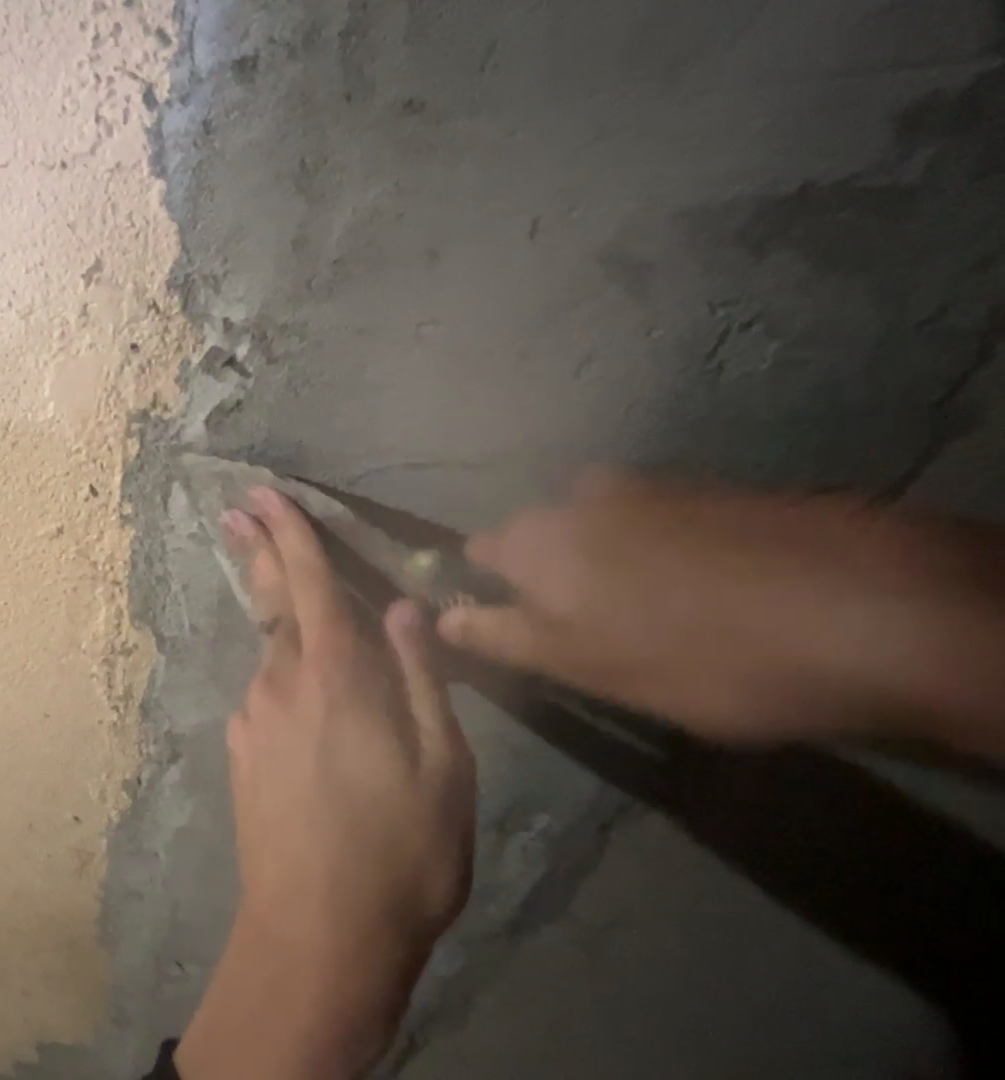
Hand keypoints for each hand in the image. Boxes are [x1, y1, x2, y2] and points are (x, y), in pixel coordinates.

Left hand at [176, 487, 475, 1079]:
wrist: (317, 933)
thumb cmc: (401, 854)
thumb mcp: (445, 770)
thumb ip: (420, 679)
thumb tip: (403, 610)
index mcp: (337, 677)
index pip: (309, 583)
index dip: (291, 533)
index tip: (266, 494)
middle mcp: (281, 684)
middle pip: (274, 604)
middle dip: (259, 552)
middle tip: (237, 512)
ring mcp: (251, 719)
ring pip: (271, 652)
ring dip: (278, 615)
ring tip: (287, 593)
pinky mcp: (239, 753)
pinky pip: (265, 695)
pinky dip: (282, 672)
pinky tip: (300, 690)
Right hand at [437, 470, 1004, 751]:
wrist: (874, 610)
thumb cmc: (695, 654)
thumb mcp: (582, 666)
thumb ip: (501, 637)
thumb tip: (437, 617)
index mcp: (535, 540)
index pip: (475, 555)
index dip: (481, 590)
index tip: (506, 628)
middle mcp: (580, 499)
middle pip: (539, 537)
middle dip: (546, 577)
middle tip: (584, 634)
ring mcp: (654, 488)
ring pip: (601, 529)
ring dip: (607, 564)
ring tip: (651, 618)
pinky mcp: (720, 492)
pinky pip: (662, 525)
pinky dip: (664, 554)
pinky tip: (708, 595)